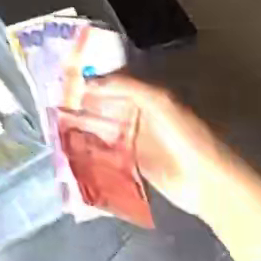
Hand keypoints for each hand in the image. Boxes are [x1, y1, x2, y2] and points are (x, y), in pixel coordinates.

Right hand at [63, 76, 245, 218]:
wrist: (207, 182)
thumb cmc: (185, 136)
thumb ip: (124, 85)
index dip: (92, 78)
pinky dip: (88, 146)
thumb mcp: (158, 101)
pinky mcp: (130, 162)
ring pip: (102, 126)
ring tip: (55, 122)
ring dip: (82, 124)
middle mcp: (139, 115)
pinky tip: (68, 145)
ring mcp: (135, 139)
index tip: (64, 78)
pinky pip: (104, 150)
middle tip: (53, 100)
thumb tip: (87, 81)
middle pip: (104, 104)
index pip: (114, 81)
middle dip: (82, 101)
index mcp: (147, 96)